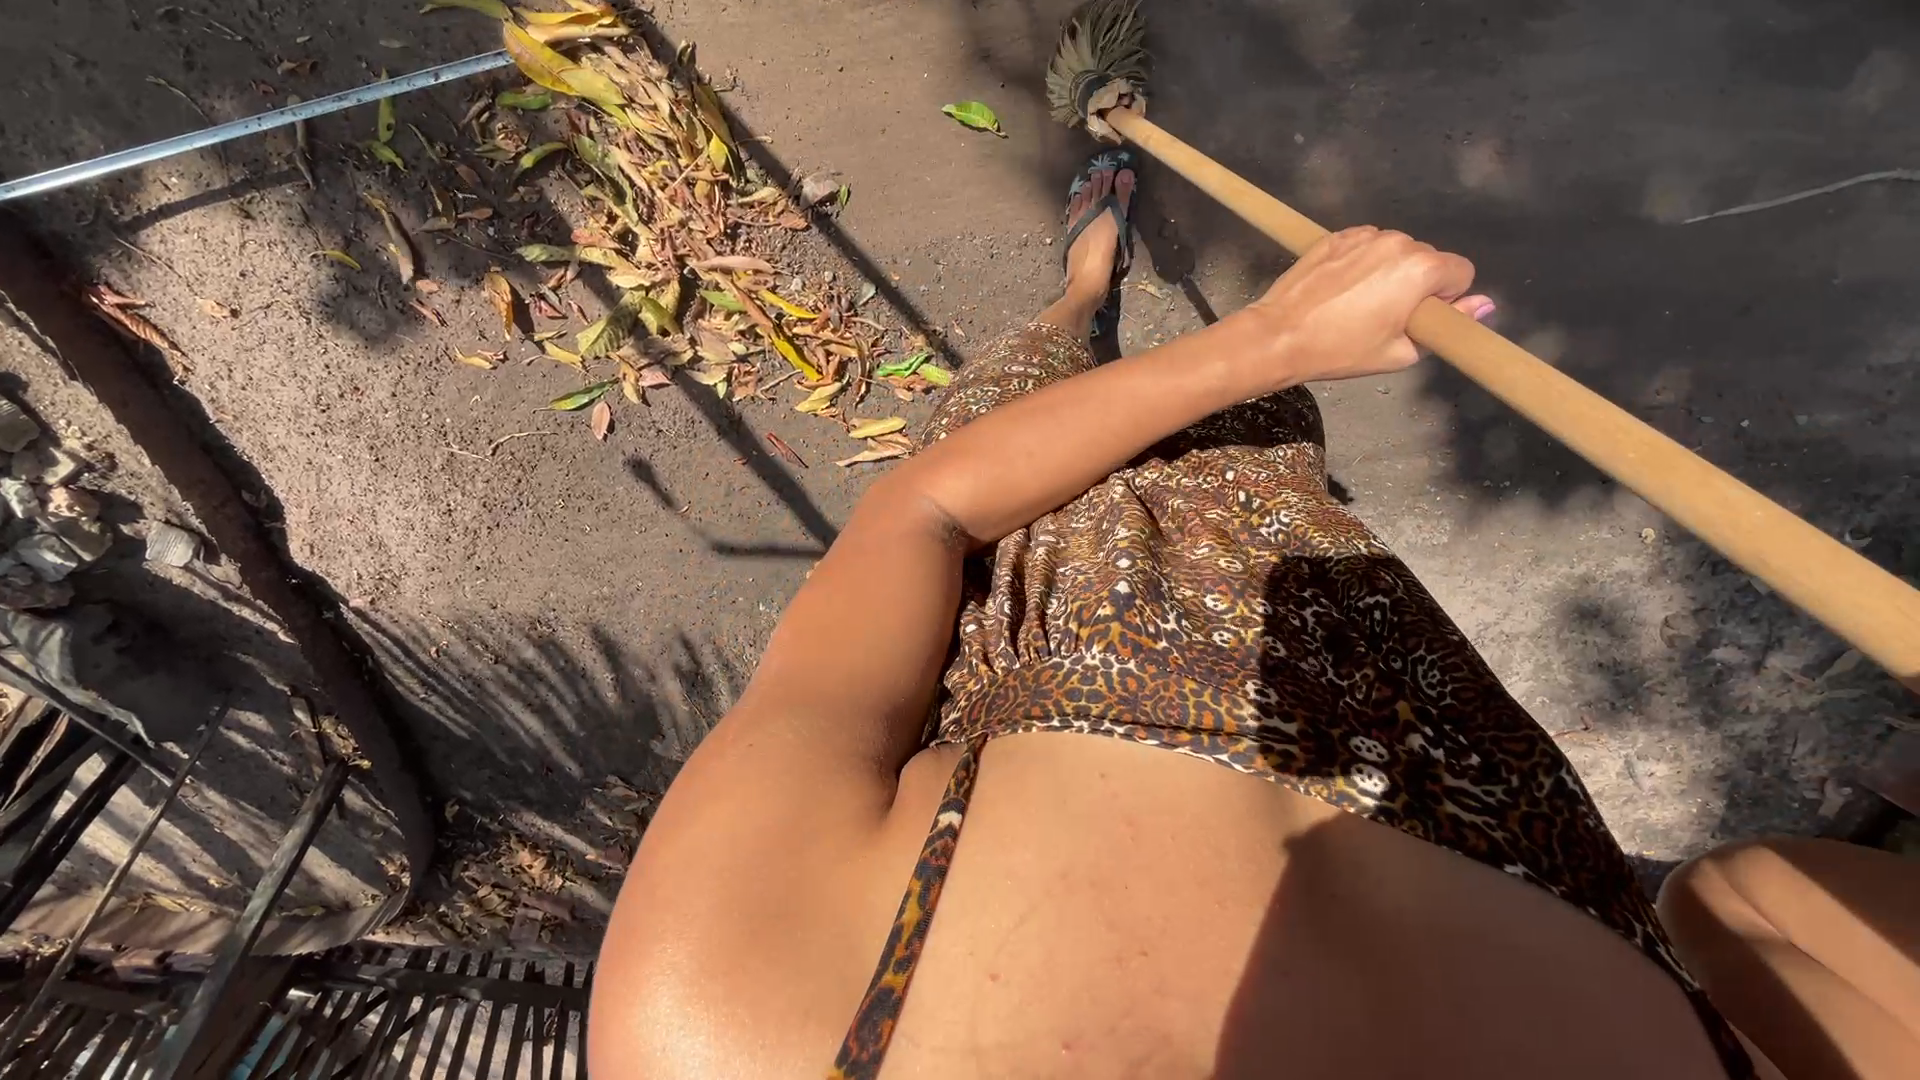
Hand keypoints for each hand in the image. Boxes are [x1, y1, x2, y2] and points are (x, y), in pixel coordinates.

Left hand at [1242, 226, 1492, 388]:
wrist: (1278, 336)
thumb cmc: (1339, 350)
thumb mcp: (1400, 352)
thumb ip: (1447, 325)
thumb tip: (1484, 304)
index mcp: (1422, 268)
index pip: (1461, 273)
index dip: (1446, 299)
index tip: (1418, 318)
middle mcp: (1399, 242)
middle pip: (1427, 260)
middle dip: (1415, 284)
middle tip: (1382, 316)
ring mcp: (1364, 235)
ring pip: (1395, 251)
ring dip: (1387, 271)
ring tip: (1356, 304)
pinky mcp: (1336, 237)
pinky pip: (1364, 246)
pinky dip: (1361, 263)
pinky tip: (1339, 289)